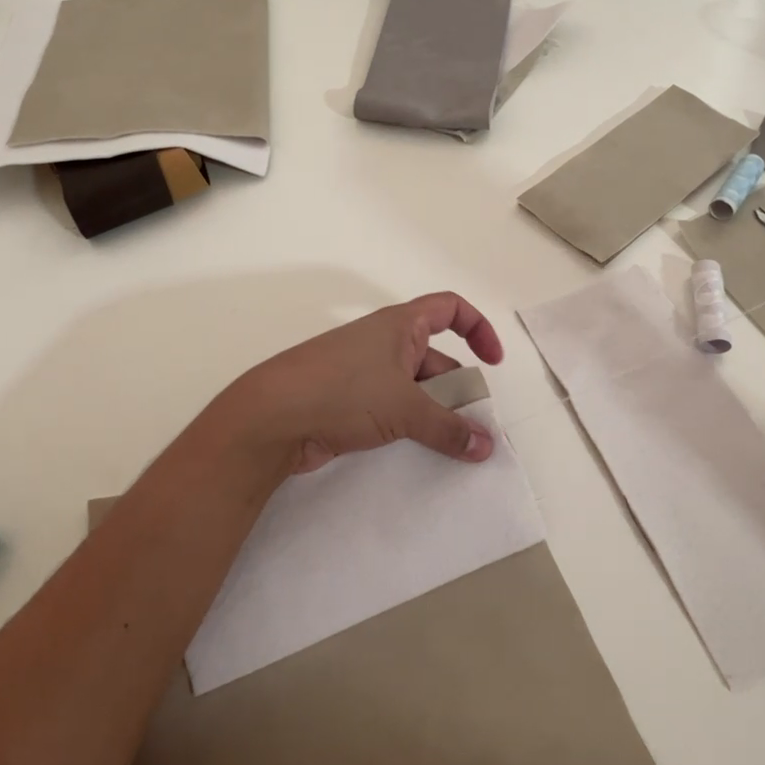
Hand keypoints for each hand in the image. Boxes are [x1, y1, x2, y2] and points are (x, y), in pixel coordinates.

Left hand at [205, 292, 505, 474]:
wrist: (272, 418)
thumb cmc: (342, 392)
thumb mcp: (404, 408)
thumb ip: (448, 428)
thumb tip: (486, 446)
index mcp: (399, 325)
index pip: (450, 309)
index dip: (478, 328)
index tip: (493, 362)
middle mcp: (383, 344)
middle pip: (435, 359)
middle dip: (458, 390)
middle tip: (474, 428)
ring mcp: (364, 375)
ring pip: (413, 390)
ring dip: (434, 415)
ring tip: (454, 448)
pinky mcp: (348, 404)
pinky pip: (392, 412)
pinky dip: (410, 429)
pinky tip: (421, 455)